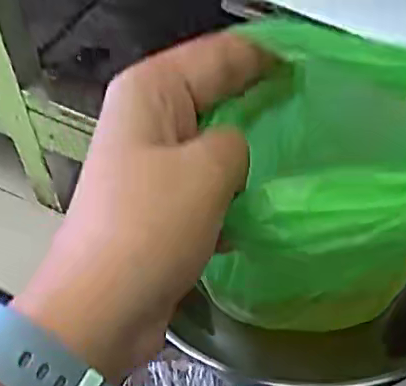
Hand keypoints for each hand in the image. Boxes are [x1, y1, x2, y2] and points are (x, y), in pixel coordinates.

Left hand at [14, 33, 270, 380]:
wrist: (105, 308)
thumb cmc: (149, 231)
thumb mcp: (206, 173)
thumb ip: (235, 147)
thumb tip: (235, 158)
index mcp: (150, 95)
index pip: (216, 57)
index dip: (259, 58)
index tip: (298, 65)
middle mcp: (145, 129)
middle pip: (209, 104)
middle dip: (251, 110)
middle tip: (299, 115)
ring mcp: (148, 178)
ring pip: (207, 159)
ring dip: (239, 169)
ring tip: (282, 172)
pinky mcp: (155, 223)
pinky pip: (201, 203)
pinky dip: (224, 210)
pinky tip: (247, 226)